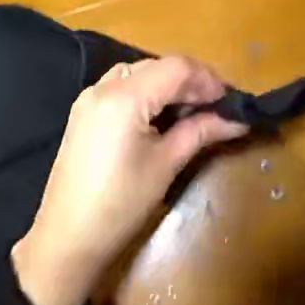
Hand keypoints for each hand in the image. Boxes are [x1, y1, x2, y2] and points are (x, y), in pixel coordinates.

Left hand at [13, 57, 249, 304]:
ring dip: (168, 85)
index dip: (208, 79)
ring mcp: (90, 97)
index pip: (176, 67)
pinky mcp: (84, 111)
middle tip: (217, 108)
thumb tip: (237, 120)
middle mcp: (104, 86)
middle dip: (190, 81)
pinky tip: (162, 116)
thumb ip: (200, 131)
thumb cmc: (121, 204)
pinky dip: (147, 92)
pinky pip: (122, 86)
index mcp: (124, 96)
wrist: (67, 239)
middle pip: (157, 65)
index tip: (231, 101)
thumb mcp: (166, 165)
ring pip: (139, 72)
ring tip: (193, 111)